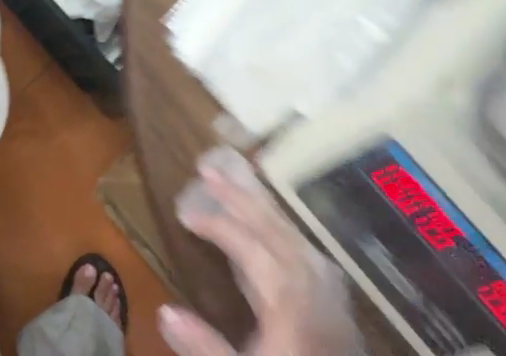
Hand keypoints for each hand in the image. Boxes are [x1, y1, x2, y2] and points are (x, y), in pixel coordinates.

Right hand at [159, 147, 361, 355]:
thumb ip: (206, 349)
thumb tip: (165, 312)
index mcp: (290, 308)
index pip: (251, 249)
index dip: (218, 226)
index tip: (186, 212)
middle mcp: (315, 296)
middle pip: (278, 233)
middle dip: (243, 199)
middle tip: (210, 169)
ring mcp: (333, 306)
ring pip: (298, 243)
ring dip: (267, 212)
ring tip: (239, 187)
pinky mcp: (340, 320)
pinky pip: (312, 260)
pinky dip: (289, 237)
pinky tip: (279, 237)